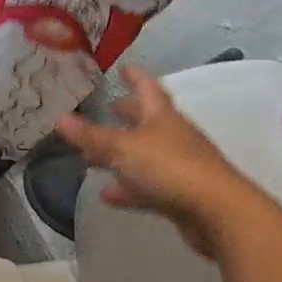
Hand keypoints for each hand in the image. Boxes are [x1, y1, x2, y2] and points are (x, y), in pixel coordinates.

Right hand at [56, 66, 265, 257]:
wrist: (221, 214)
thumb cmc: (171, 168)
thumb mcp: (122, 148)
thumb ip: (91, 136)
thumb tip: (60, 118)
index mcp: (163, 118)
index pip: (148, 89)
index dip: (135, 77)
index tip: (123, 67)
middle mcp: (173, 137)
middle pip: (148, 121)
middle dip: (128, 114)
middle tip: (108, 107)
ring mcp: (179, 167)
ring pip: (145, 154)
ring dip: (122, 153)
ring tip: (94, 155)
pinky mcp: (180, 195)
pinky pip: (147, 185)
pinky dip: (127, 187)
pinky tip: (107, 193)